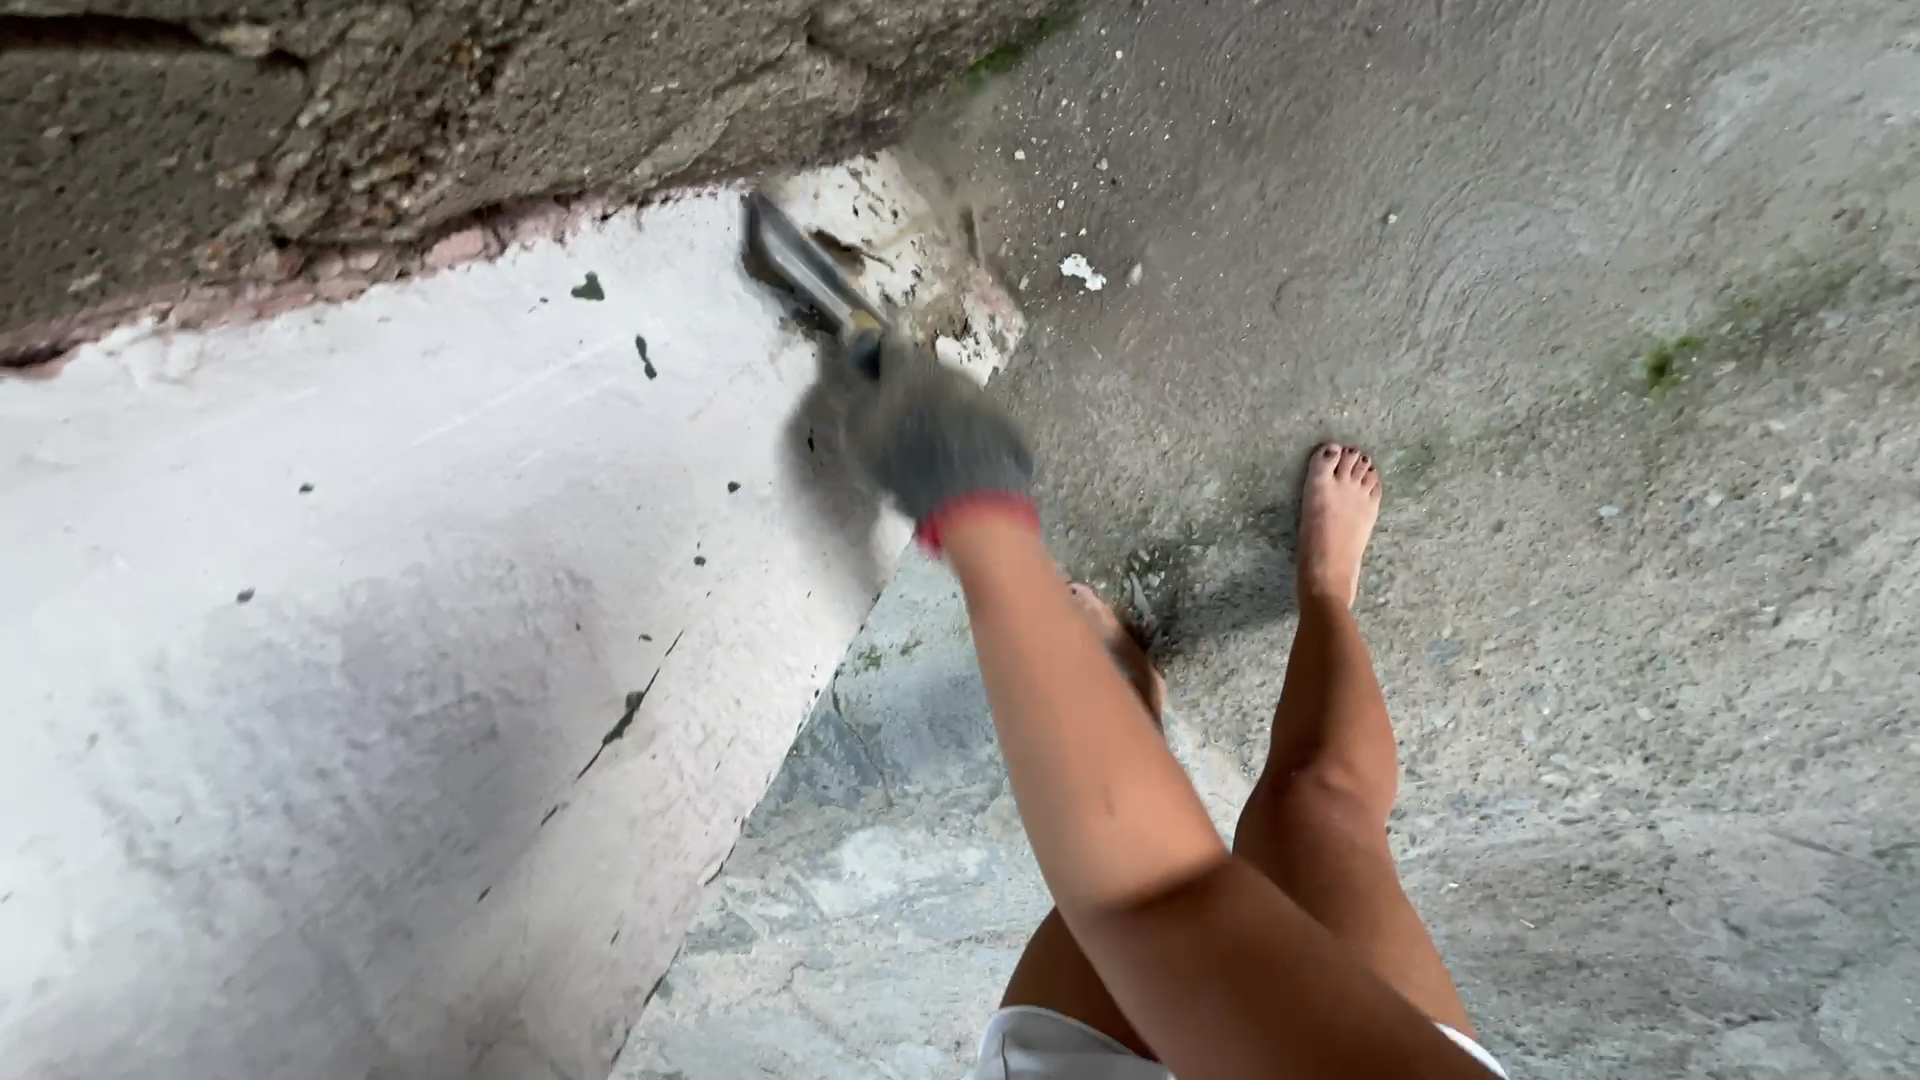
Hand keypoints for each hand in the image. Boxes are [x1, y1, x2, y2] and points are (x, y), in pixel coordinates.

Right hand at [842, 334, 1034, 541]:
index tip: (870, 366)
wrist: (966, 485)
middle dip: (913, 388)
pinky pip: (978, 422)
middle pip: (925, 371)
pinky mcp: (1004, 421)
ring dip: (942, 410)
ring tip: (933, 442)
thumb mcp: (858, 432)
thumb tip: (865, 394)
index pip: (888, 343)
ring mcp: (980, 394)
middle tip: (903, 415)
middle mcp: (947, 370)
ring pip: (954, 395)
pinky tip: (960, 455)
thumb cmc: (900, 455)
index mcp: (907, 366)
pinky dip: (967, 432)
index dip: (877, 353)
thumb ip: (860, 406)